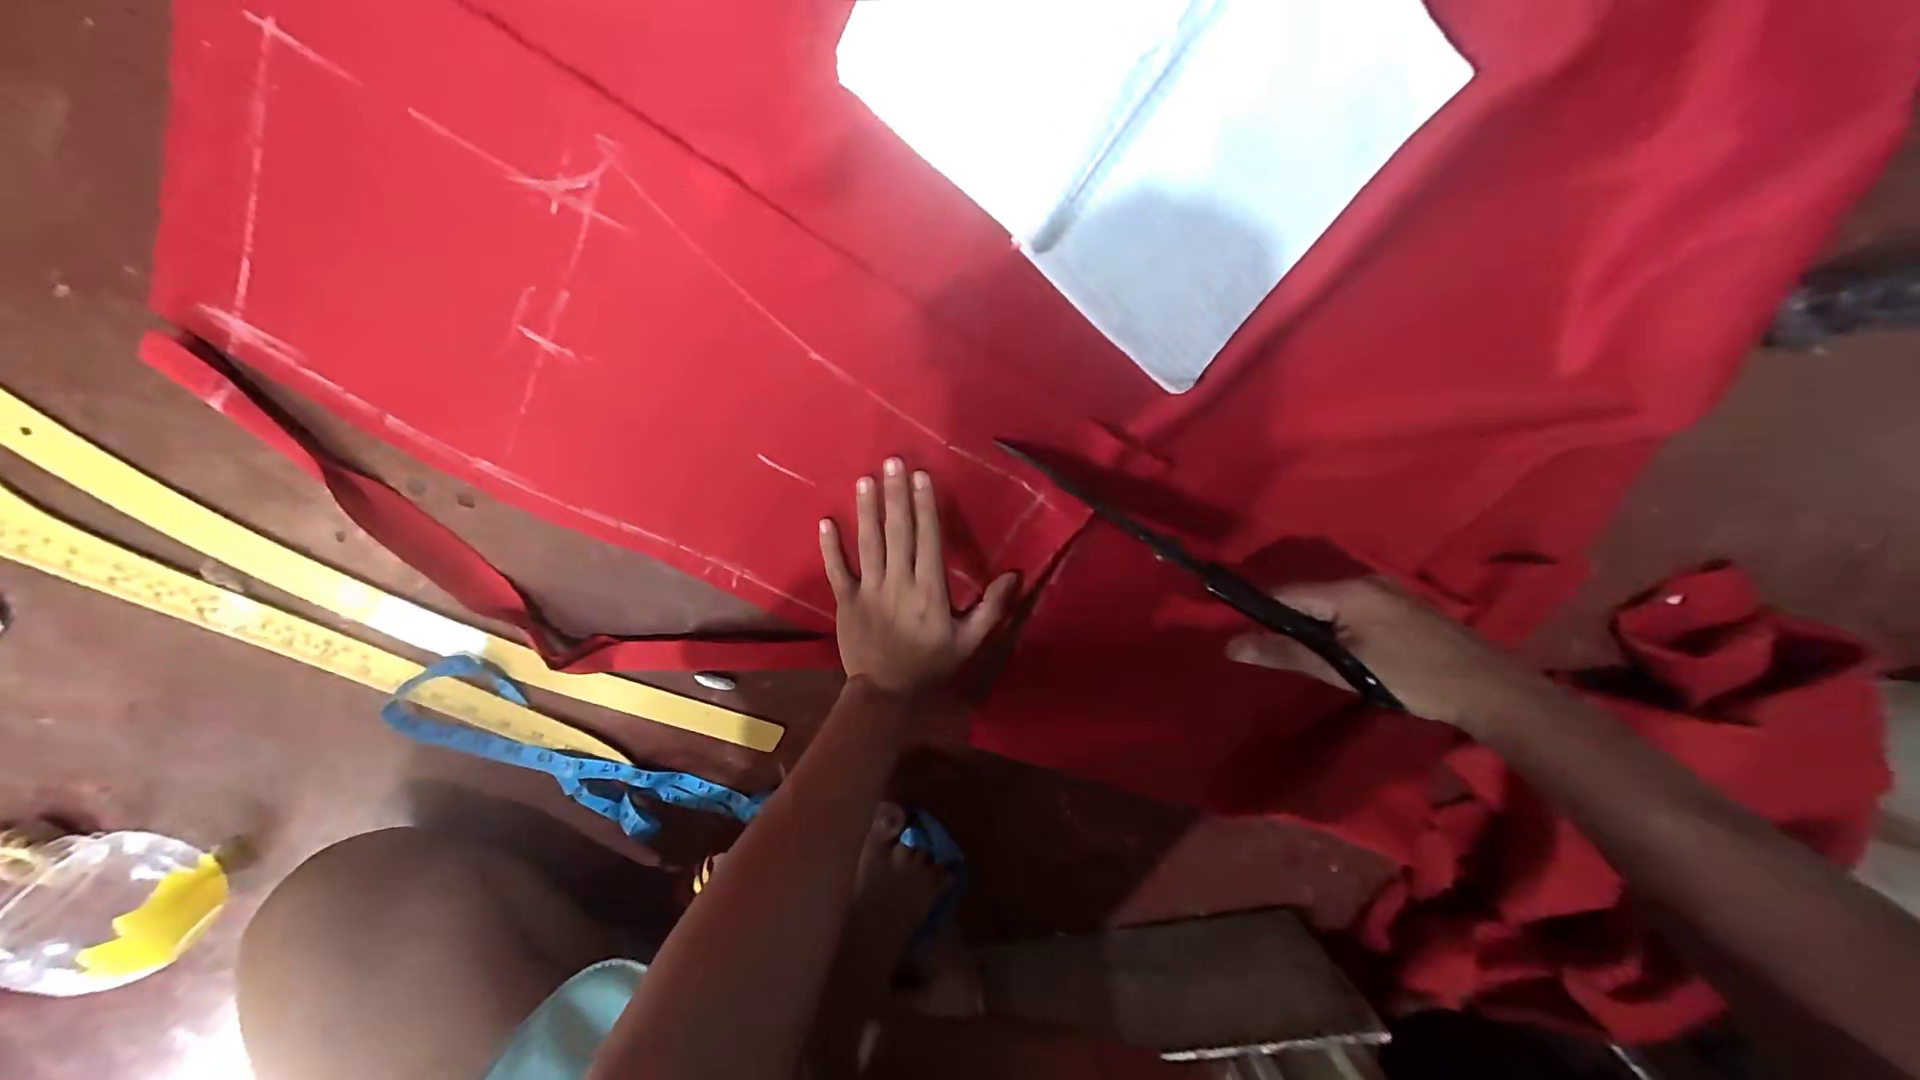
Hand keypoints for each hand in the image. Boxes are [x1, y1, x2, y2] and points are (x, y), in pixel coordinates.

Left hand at [819, 458, 1018, 696]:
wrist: (886, 694)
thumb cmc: (931, 665)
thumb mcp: (969, 642)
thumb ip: (992, 609)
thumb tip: (1015, 576)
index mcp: (929, 590)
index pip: (927, 539)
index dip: (925, 506)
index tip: (921, 477)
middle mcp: (898, 583)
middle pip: (898, 532)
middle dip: (896, 495)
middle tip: (893, 462)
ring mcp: (868, 591)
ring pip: (868, 543)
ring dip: (867, 510)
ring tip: (866, 479)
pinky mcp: (845, 601)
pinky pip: (836, 569)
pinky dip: (830, 546)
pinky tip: (826, 520)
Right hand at [1224, 577, 1568, 734]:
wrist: (1491, 689)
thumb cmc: (1412, 678)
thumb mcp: (1343, 669)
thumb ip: (1284, 653)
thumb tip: (1230, 646)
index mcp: (1347, 590)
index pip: (1283, 594)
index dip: (1258, 614)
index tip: (1244, 637)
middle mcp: (1364, 580)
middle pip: (1306, 596)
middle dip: (1287, 622)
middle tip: (1280, 655)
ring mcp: (1386, 590)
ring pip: (1329, 603)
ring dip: (1313, 626)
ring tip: (1310, 656)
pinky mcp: (1400, 605)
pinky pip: (1350, 607)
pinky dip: (1336, 626)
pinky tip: (1344, 650)